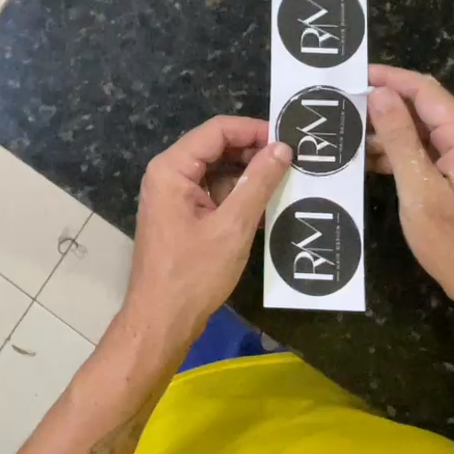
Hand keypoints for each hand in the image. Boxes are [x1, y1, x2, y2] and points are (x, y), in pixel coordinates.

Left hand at [116, 116, 291, 353]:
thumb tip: (283, 147)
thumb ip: (258, 183)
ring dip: (249, 176)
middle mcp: (168, 175)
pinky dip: (239, 197)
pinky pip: (214, 193)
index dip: (253, 130)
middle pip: (216, 147)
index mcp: (172, 169)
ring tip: (286, 183)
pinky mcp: (182, 216)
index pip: (217, 130)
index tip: (287, 139)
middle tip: (292, 161)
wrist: (161, 323)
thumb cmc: (193, 274)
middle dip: (253, 152)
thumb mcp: (232, 226)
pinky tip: (267, 208)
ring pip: (218, 171)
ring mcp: (174, 196)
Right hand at [366, 65, 453, 326]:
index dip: (390, 78)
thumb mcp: (418, 189)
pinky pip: (426, 150)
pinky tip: (369, 158)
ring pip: (423, 129)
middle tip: (345, 101)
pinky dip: (399, 151)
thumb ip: (399, 138)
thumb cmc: (453, 243)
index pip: (425, 90)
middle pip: (424, 106)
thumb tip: (380, 94)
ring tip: (350, 131)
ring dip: (389, 129)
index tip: (355, 74)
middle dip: (386, 101)